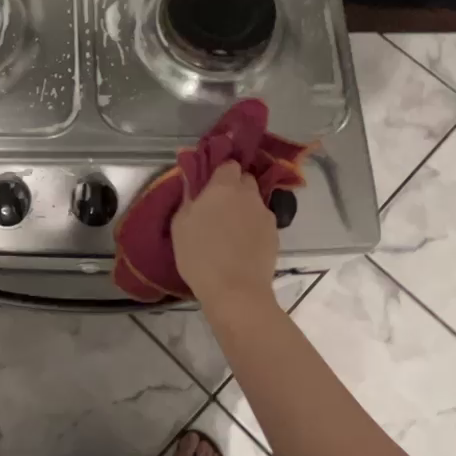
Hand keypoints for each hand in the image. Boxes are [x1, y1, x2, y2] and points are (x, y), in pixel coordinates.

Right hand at [171, 160, 279, 316]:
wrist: (236, 291)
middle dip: (234, 187)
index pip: (228, 164)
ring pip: (254, 202)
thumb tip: (191, 181)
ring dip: (244, 207)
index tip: (208, 185)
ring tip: (230, 230)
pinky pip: (262, 222)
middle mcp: (248, 195)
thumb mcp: (180, 225)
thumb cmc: (199, 255)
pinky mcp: (275, 235)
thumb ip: (187, 197)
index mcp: (224, 187)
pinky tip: (242, 245)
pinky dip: (253, 227)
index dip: (219, 172)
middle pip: (245, 180)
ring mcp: (265, 215)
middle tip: (218, 206)